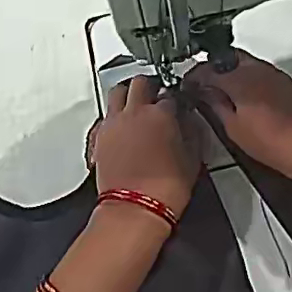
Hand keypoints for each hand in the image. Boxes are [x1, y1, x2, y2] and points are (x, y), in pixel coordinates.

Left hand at [92, 76, 200, 217]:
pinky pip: (106, 116)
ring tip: (135, 107)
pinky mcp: (99, 136)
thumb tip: (190, 123)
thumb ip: (192, 133)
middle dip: (149, 87)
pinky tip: (122, 128)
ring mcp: (114, 122)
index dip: (176, 100)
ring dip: (127, 95)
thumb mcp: (192, 160)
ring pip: (117, 92)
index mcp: (161, 114)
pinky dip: (114, 116)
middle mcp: (134, 112)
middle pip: (140, 83)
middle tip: (156, 98)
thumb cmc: (165, 188)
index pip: (170, 95)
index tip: (178, 107)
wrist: (133, 208)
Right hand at [184, 51, 291, 186]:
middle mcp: (257, 69)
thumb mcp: (232, 128)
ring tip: (220, 92)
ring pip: (242, 62)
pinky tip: (242, 97)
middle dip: (210, 69)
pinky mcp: (284, 83)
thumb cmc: (277, 143)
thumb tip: (203, 94)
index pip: (206, 69)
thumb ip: (214, 105)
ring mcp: (273, 74)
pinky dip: (244, 78)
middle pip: (225, 58)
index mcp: (239, 77)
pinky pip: (257, 72)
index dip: (192, 78)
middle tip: (200, 85)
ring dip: (227, 72)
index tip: (187, 86)